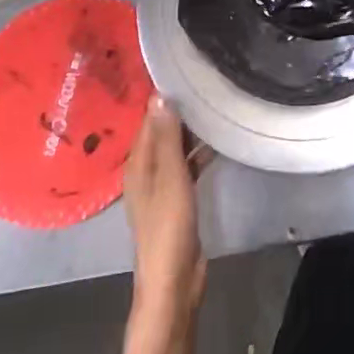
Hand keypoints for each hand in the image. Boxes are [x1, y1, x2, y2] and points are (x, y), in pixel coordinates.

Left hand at [121, 95, 205, 353]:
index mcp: (137, 164)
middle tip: (204, 84)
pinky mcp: (176, 201)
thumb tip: (160, 95)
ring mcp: (161, 187)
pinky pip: (186, 167)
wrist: (174, 281)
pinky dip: (197, 154)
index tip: (183, 72)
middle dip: (178, 111)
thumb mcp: (170, 176)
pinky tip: (216, 144)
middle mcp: (145, 172)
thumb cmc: (168, 226)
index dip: (162, 97)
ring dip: (189, 132)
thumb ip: (166, 137)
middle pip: (160, 132)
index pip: (148, 120)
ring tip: (213, 107)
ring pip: (174, 149)